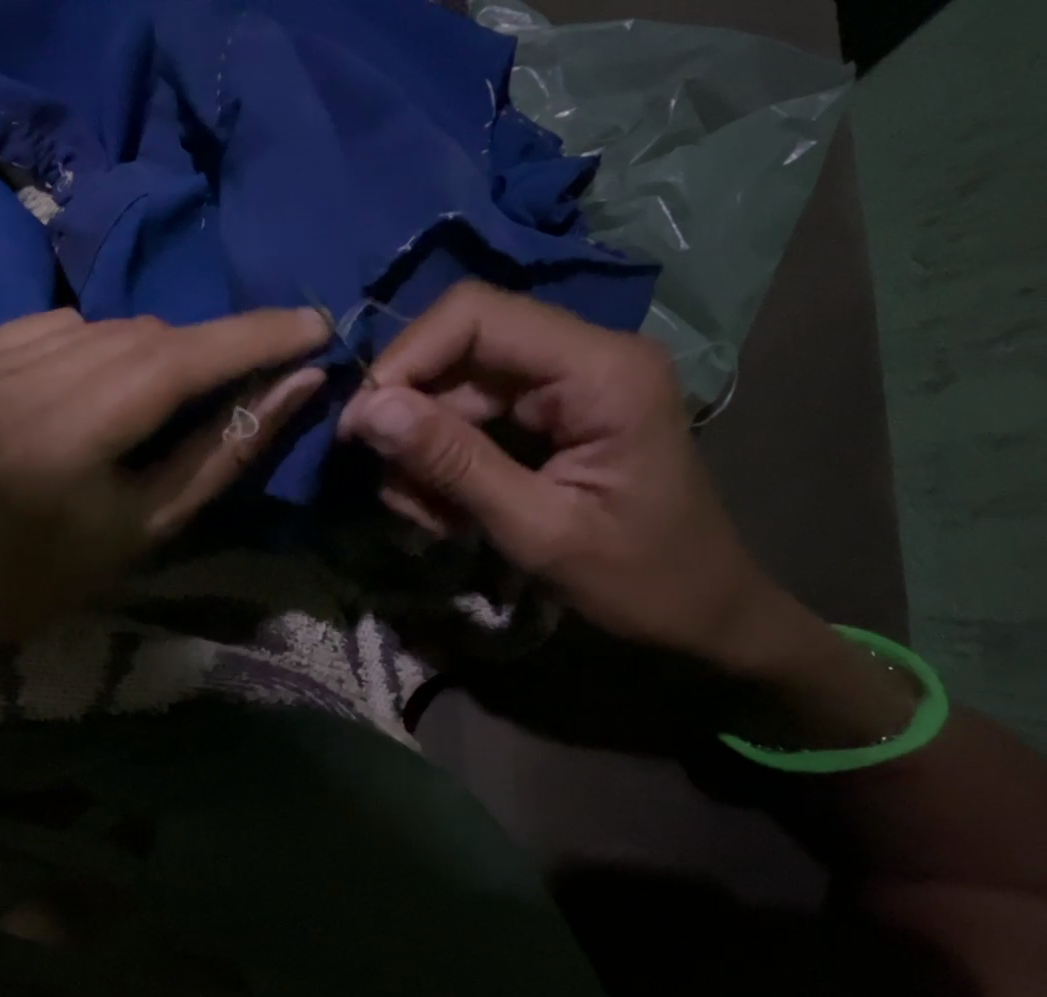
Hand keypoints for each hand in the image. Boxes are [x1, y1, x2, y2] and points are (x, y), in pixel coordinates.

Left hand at [0, 307, 330, 640]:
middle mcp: (12, 391)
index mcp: (59, 444)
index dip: (244, 339)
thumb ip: (229, 446)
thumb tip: (303, 377)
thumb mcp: (160, 517)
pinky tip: (83, 392)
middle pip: (139, 337)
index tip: (311, 324)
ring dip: (143, 351)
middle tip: (230, 377)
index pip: (167, 365)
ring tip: (139, 404)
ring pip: (104, 325)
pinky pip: (62, 325)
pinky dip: (91, 347)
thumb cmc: (75, 559)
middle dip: (198, 351)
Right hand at [337, 282, 785, 670]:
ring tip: (429, 517)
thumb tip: (368, 410)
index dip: (406, 357)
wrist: (701, 614)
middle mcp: (582, 356)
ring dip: (421, 449)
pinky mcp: (547, 411)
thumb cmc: (638, 580)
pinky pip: (467, 416)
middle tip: (389, 485)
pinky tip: (446, 512)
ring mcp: (564, 383)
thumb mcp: (538, 530)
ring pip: (452, 387)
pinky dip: (441, 462)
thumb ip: (454, 464)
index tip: (360, 424)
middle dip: (409, 413)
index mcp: (601, 370)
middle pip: (457, 348)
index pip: (477, 315)